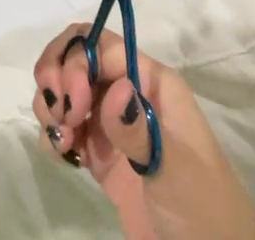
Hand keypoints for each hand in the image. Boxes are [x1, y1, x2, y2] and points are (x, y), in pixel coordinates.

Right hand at [32, 26, 254, 239]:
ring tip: (62, 142)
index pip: (104, 47)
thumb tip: (117, 89)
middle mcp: (130, 93)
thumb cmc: (202, 208)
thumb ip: (141, 132)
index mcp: (154, 84)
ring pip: (67, 90)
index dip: (78, 64)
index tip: (72, 105)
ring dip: (52, 106)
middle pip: (78, 57)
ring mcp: (112, 124)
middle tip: (57, 116)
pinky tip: (62, 155)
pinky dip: (53, 134)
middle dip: (56, 76)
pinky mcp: (100, 153)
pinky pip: (65, 127)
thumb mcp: (175, 170)